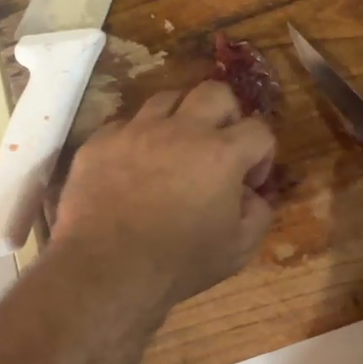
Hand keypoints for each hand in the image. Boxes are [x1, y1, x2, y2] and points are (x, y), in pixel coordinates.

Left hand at [53, 82, 275, 308]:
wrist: (106, 271)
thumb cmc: (180, 263)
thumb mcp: (239, 248)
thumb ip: (259, 213)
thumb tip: (251, 195)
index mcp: (222, 153)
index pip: (259, 129)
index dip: (262, 153)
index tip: (250, 182)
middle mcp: (181, 130)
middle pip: (215, 92)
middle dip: (227, 115)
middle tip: (220, 147)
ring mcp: (136, 131)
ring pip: (167, 98)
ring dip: (181, 119)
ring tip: (177, 149)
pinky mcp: (100, 142)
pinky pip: (126, 124)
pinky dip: (139, 139)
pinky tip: (137, 167)